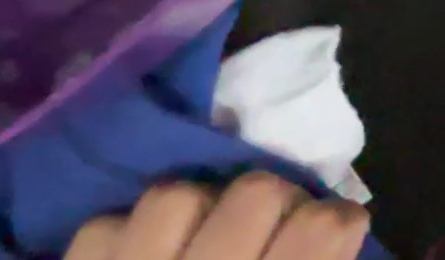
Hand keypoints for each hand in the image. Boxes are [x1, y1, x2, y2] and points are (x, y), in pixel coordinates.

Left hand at [63, 172, 368, 258]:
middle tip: (262, 235)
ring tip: (192, 240)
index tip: (328, 238)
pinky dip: (118, 241)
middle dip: (269, 206)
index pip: (328, 224)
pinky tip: (133, 259)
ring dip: (190, 213)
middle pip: (259, 191)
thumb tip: (344, 224)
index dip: (336, 224)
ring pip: (177, 195)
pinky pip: (99, 228)